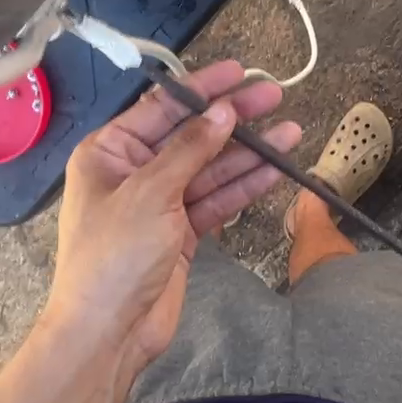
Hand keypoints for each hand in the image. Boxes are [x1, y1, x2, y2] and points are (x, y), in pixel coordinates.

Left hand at [45, 61, 299, 372]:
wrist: (110, 330)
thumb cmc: (114, 255)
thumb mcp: (150, 192)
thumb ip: (189, 149)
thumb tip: (221, 111)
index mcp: (110, 153)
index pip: (162, 109)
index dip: (202, 88)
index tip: (240, 72)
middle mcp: (135, 173)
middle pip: (192, 137)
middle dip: (233, 119)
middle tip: (275, 98)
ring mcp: (161, 204)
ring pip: (211, 170)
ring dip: (249, 154)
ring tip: (291, 134)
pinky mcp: (182, 234)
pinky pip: (217, 201)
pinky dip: (244, 188)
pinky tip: (274, 172)